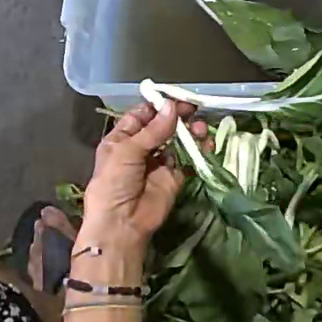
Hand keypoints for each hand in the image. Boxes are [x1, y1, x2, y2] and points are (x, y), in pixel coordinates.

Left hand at [81, 101, 207, 249]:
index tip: (177, 98)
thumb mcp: (128, 150)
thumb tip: (172, 107)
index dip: (159, 106)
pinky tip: (206, 144)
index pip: (142, 115)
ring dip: (189, 132)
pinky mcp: (173, 178)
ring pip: (177, 141)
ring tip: (200, 128)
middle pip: (162, 126)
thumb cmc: (115, 182)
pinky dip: (198, 151)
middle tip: (194, 109)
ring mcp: (158, 163)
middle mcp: (140, 148)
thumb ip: (153, 130)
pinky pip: (188, 160)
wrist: (122, 223)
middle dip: (178, 116)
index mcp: (122, 139)